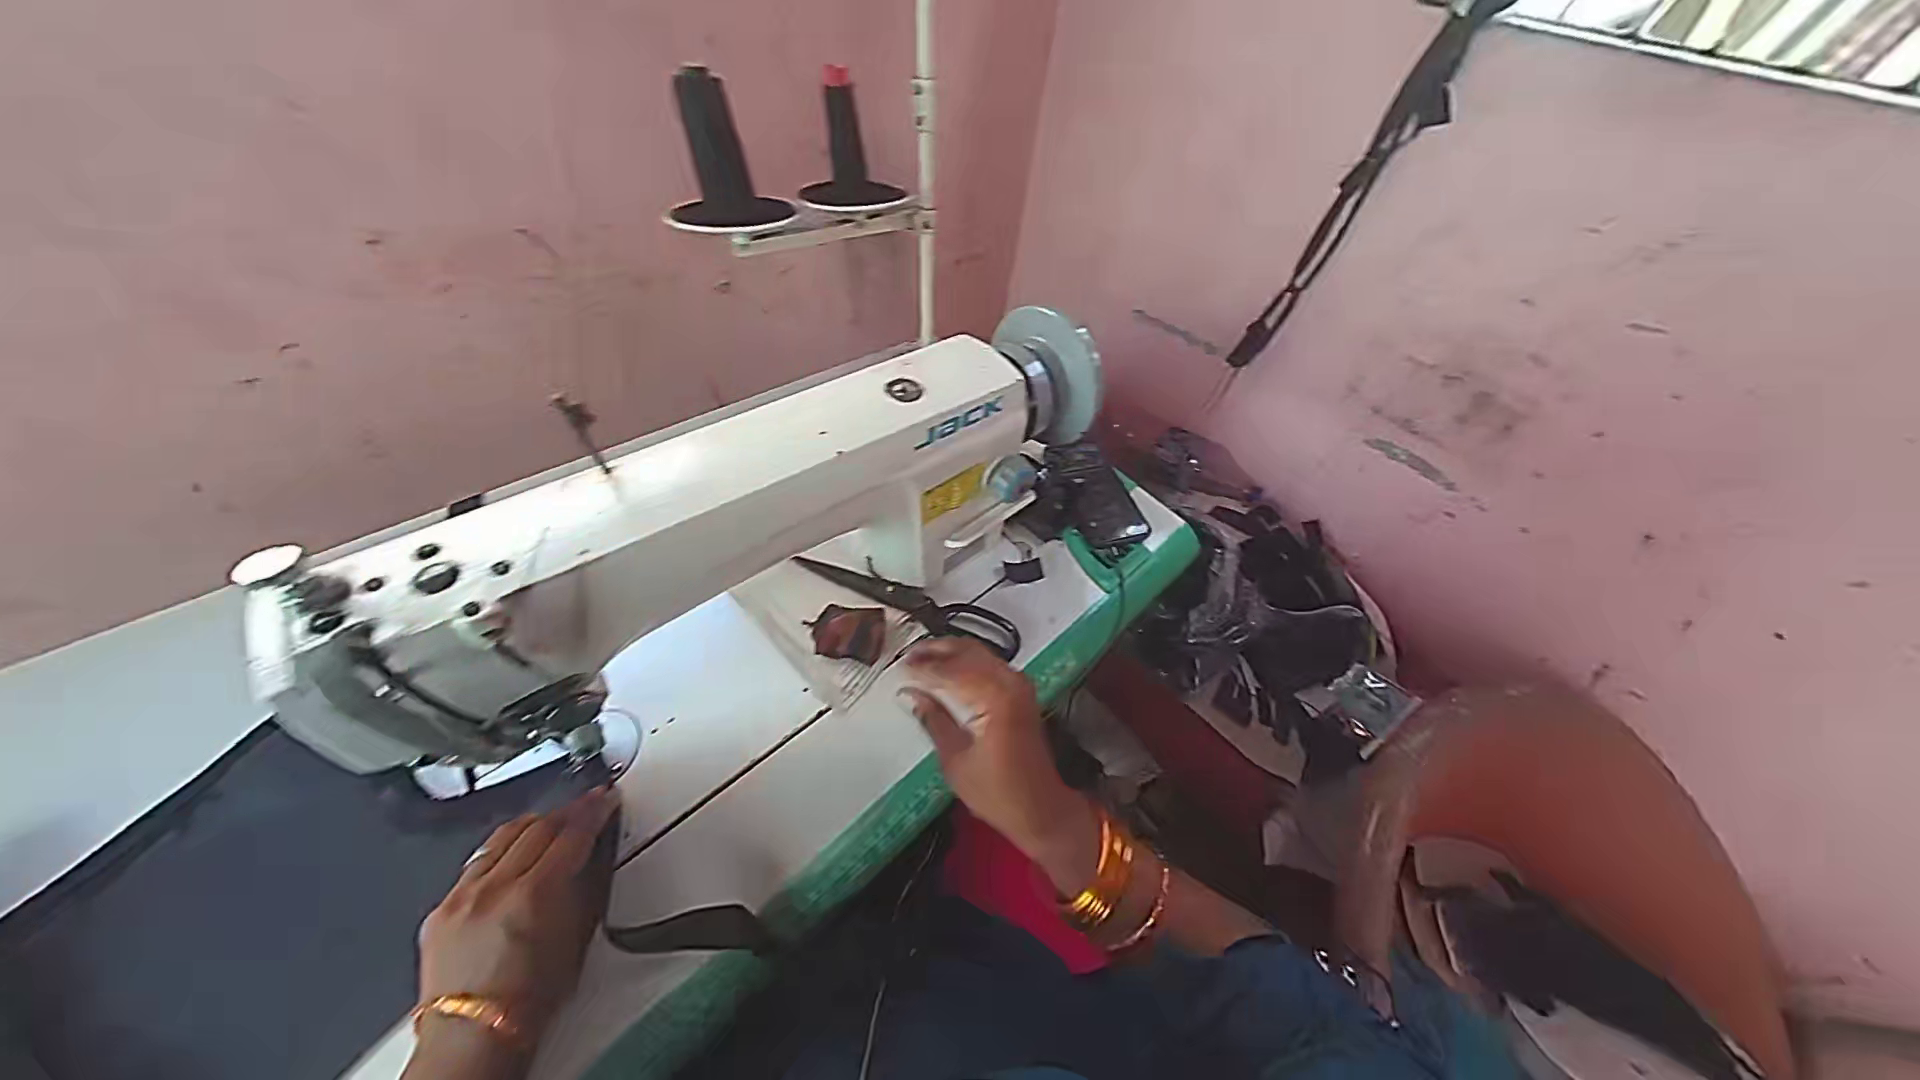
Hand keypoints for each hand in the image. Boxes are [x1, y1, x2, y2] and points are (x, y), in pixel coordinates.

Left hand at [416, 788, 619, 1043]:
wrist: (476, 1037)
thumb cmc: (529, 1001)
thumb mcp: (579, 932)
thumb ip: (587, 882)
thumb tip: (595, 851)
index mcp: (535, 893)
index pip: (573, 832)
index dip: (595, 810)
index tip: (606, 800)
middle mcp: (494, 888)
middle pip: (540, 826)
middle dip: (570, 810)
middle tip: (587, 804)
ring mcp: (462, 897)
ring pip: (504, 835)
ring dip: (536, 823)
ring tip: (553, 821)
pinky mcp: (440, 909)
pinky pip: (477, 861)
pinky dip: (502, 848)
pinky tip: (514, 850)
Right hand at [900, 638, 1099, 892]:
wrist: (1041, 808)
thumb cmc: (999, 793)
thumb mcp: (955, 759)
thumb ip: (933, 720)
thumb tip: (911, 695)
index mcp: (995, 698)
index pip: (950, 671)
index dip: (921, 668)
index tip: (899, 669)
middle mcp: (1011, 683)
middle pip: (967, 651)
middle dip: (935, 650)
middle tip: (908, 657)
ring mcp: (1019, 685)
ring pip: (978, 652)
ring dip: (949, 653)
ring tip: (921, 661)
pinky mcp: (1022, 691)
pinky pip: (989, 663)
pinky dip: (966, 662)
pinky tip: (947, 671)